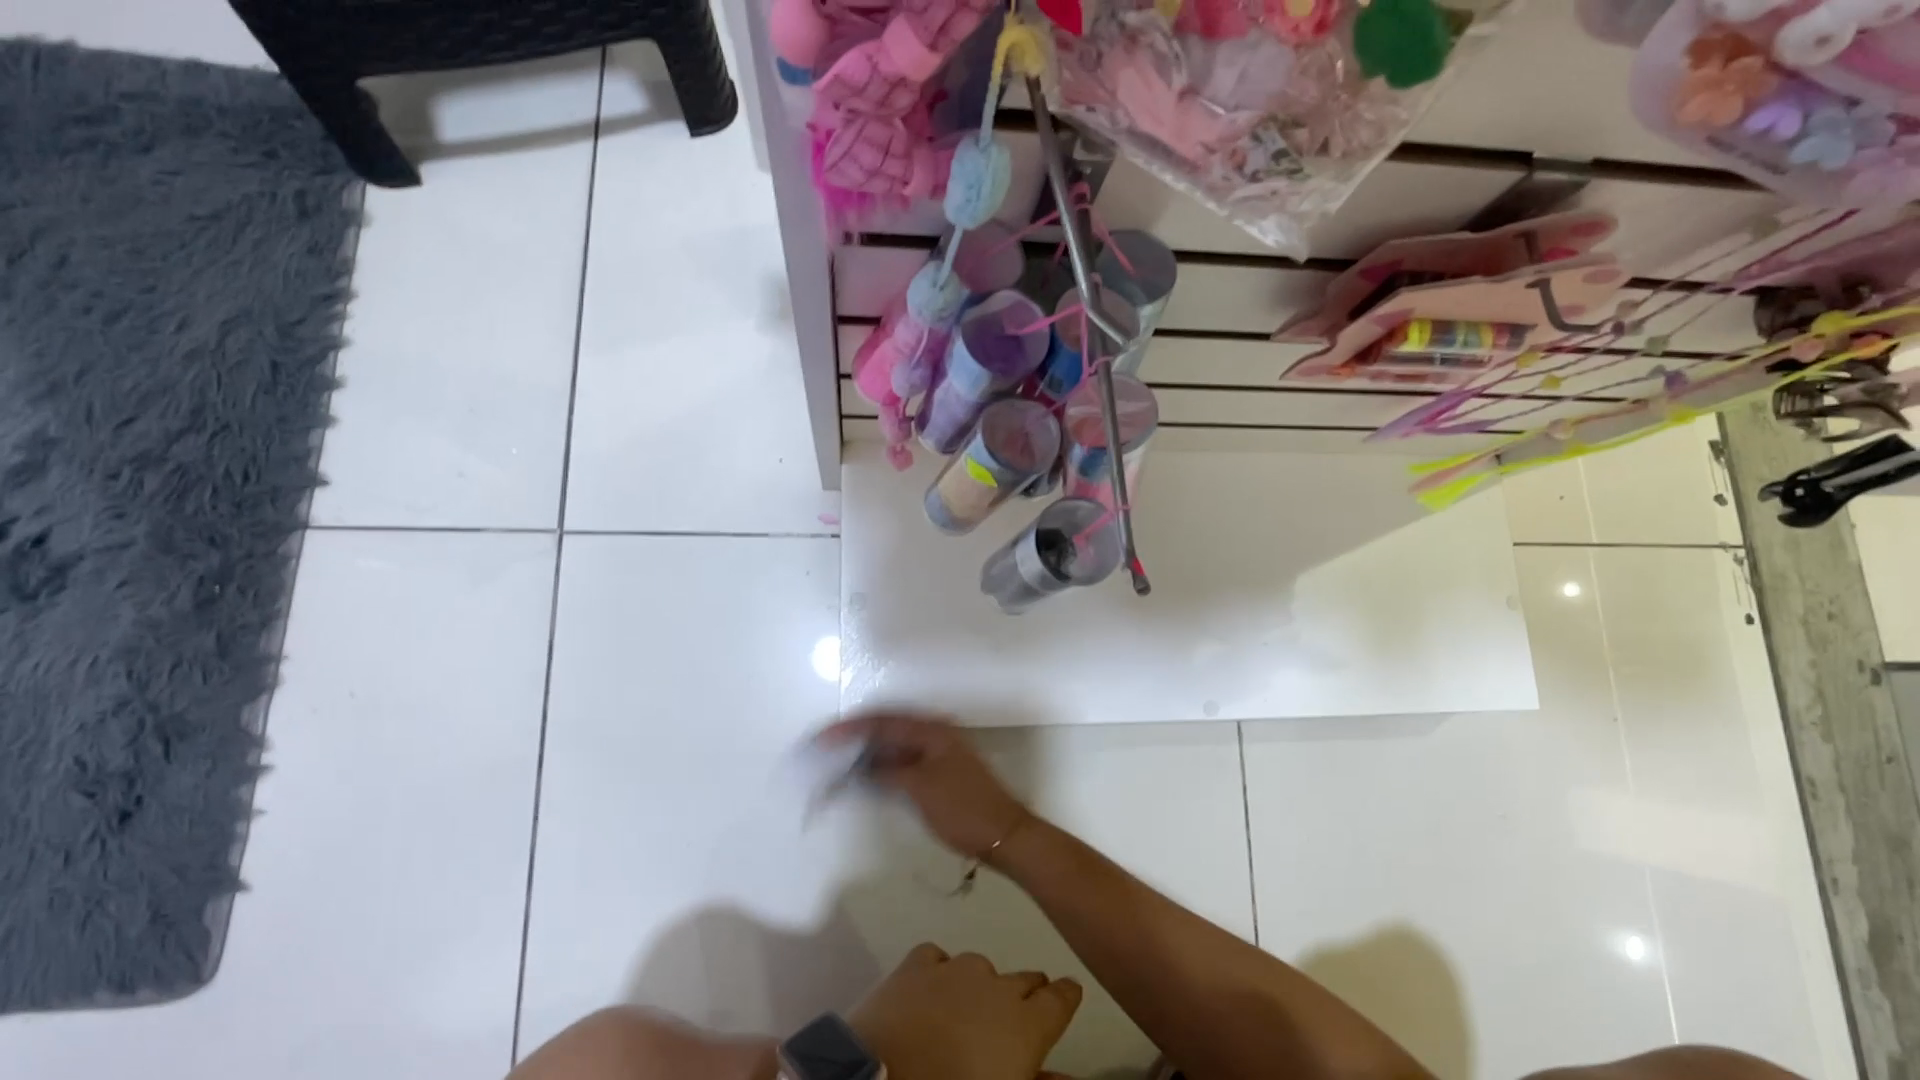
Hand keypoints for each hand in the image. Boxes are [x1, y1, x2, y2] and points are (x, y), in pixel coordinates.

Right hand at [819, 710, 1030, 859]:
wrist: (1003, 835)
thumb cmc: (963, 809)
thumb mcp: (920, 788)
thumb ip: (886, 772)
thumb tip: (857, 766)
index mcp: (932, 729)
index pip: (882, 721)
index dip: (849, 728)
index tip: (820, 739)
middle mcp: (934, 733)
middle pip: (886, 726)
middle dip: (854, 735)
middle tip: (823, 745)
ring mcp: (937, 752)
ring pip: (893, 743)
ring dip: (865, 750)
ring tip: (835, 759)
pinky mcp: (937, 771)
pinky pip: (901, 759)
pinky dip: (880, 765)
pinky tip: (862, 775)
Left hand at [847, 943, 1081, 1079]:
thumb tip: (1069, 1077)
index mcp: (1026, 1023)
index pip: (1061, 997)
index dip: (1066, 997)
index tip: (1066, 997)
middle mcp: (997, 986)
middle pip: (1025, 980)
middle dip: (1026, 996)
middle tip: (1015, 1020)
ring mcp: (954, 970)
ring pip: (981, 969)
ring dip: (981, 987)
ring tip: (966, 1014)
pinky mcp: (915, 965)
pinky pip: (937, 959)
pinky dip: (939, 974)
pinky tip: (931, 994)